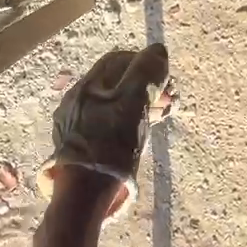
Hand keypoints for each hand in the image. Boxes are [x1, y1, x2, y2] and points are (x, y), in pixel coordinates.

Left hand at [39, 45, 170, 218]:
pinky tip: (142, 133)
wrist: (84, 195)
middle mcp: (78, 100)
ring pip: (116, 104)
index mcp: (87, 86)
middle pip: (118, 82)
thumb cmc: (110, 145)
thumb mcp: (134, 102)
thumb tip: (158, 50)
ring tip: (163, 117)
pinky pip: (109, 123)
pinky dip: (129, 122)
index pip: (119, 59)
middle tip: (169, 101)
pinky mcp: (81, 146)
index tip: (166, 78)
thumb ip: (146, 72)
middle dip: (147, 86)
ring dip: (142, 104)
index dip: (145, 62)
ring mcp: (77, 124)